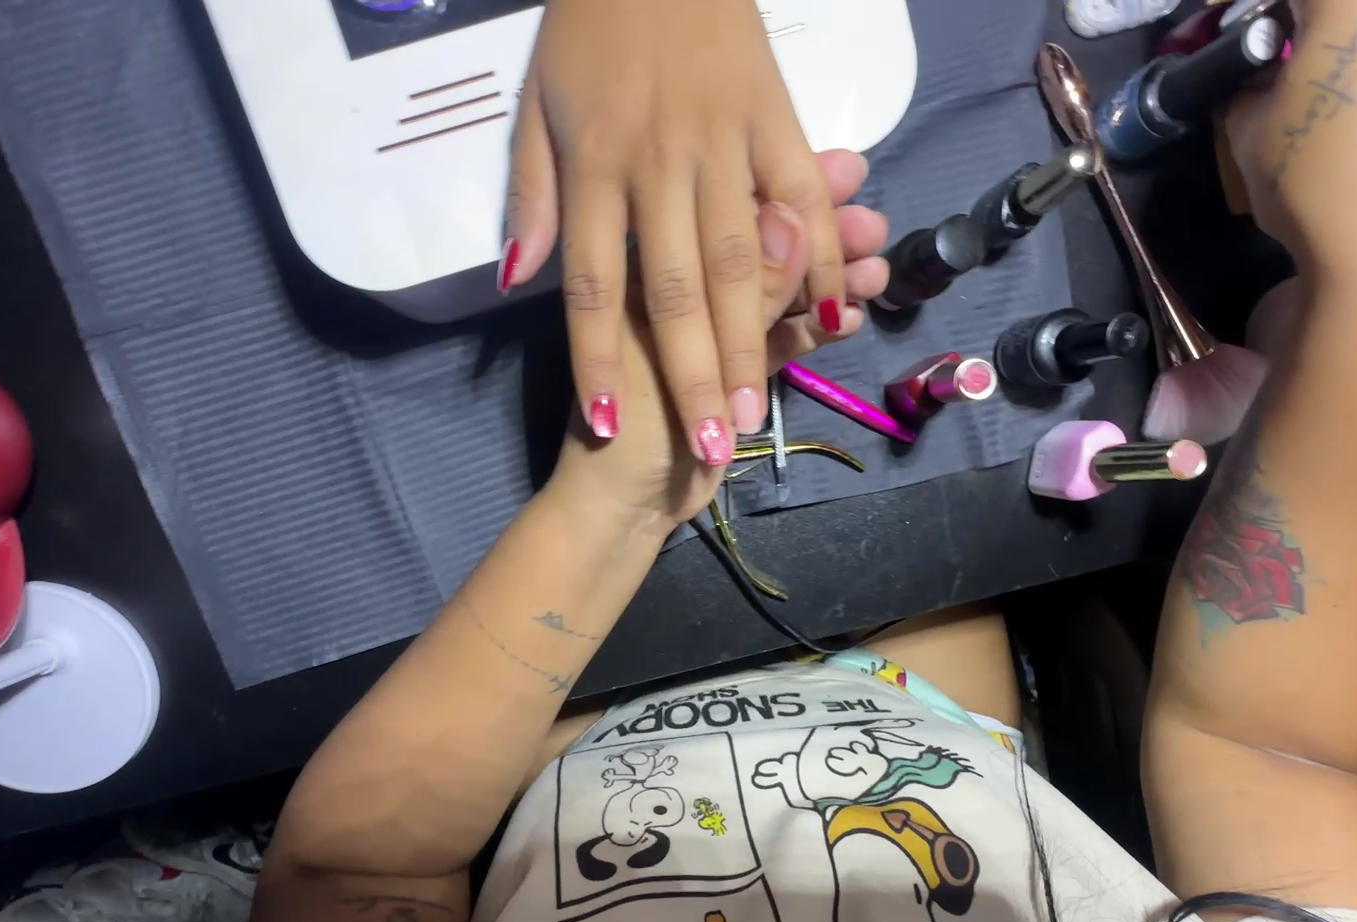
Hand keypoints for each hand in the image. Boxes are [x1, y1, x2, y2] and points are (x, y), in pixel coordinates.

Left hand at [506, 0, 851, 464]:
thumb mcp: (534, 108)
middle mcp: (658, 164)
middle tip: (709, 446)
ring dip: (753, 340)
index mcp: (593, 167)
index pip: (592, 285)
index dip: (597, 360)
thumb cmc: (585, 29)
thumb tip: (517, 280)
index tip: (608, 427)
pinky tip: (839, 313)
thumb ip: (531, 198)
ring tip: (758, 410)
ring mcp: (724, 141)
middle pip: (676, 289)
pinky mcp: (776, 118)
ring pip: (742, 258)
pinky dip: (825, 255)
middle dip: (692, 375)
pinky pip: (804, 197)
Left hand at [546, 150, 887, 539]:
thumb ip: (731, 295)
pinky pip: (776, 341)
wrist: (616, 510)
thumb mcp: (671, 354)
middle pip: (760, 252)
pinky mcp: (732, 371)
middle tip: (875, 217)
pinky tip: (850, 315)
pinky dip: (811, 330)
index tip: (844, 173)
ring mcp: (709, 329)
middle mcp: (682, 285)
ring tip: (881, 263)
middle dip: (822, 238)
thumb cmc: (622, 437)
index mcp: (651, 264)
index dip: (790, 196)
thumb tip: (787, 219)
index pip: (728, 215)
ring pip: (775, 296)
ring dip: (827, 284)